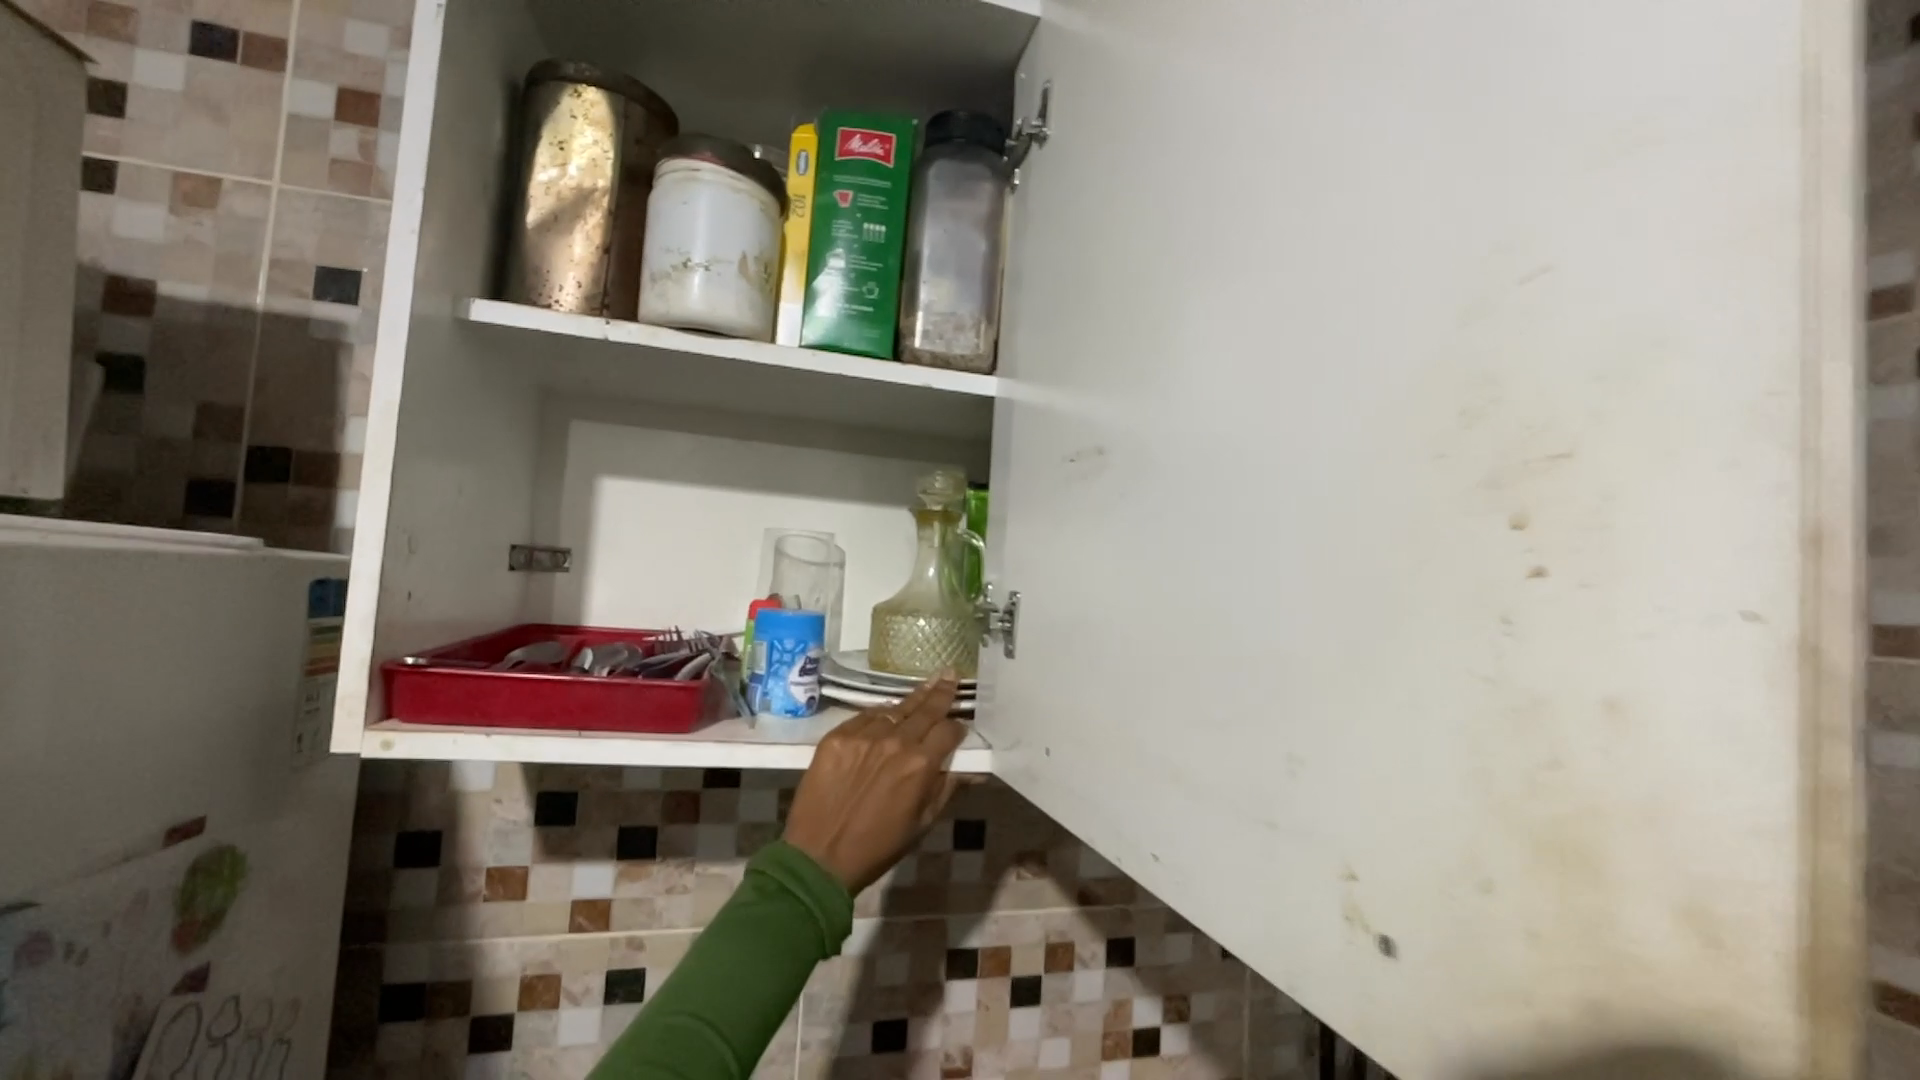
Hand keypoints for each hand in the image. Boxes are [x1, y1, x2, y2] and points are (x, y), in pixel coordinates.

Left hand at [783, 673, 967, 893]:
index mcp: (921, 764)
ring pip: (894, 709)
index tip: (960, 726)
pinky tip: (887, 713)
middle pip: (924, 709)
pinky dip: (879, 715)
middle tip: (949, 673)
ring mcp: (862, 735)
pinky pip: (864, 717)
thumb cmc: (878, 846)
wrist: (819, 857)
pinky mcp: (836, 736)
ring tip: (926, 683)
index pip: (948, 731)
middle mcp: (894, 741)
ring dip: (912, 699)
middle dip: (940, 692)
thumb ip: (946, 788)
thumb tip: (971, 769)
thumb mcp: (922, 822)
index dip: (958, 728)